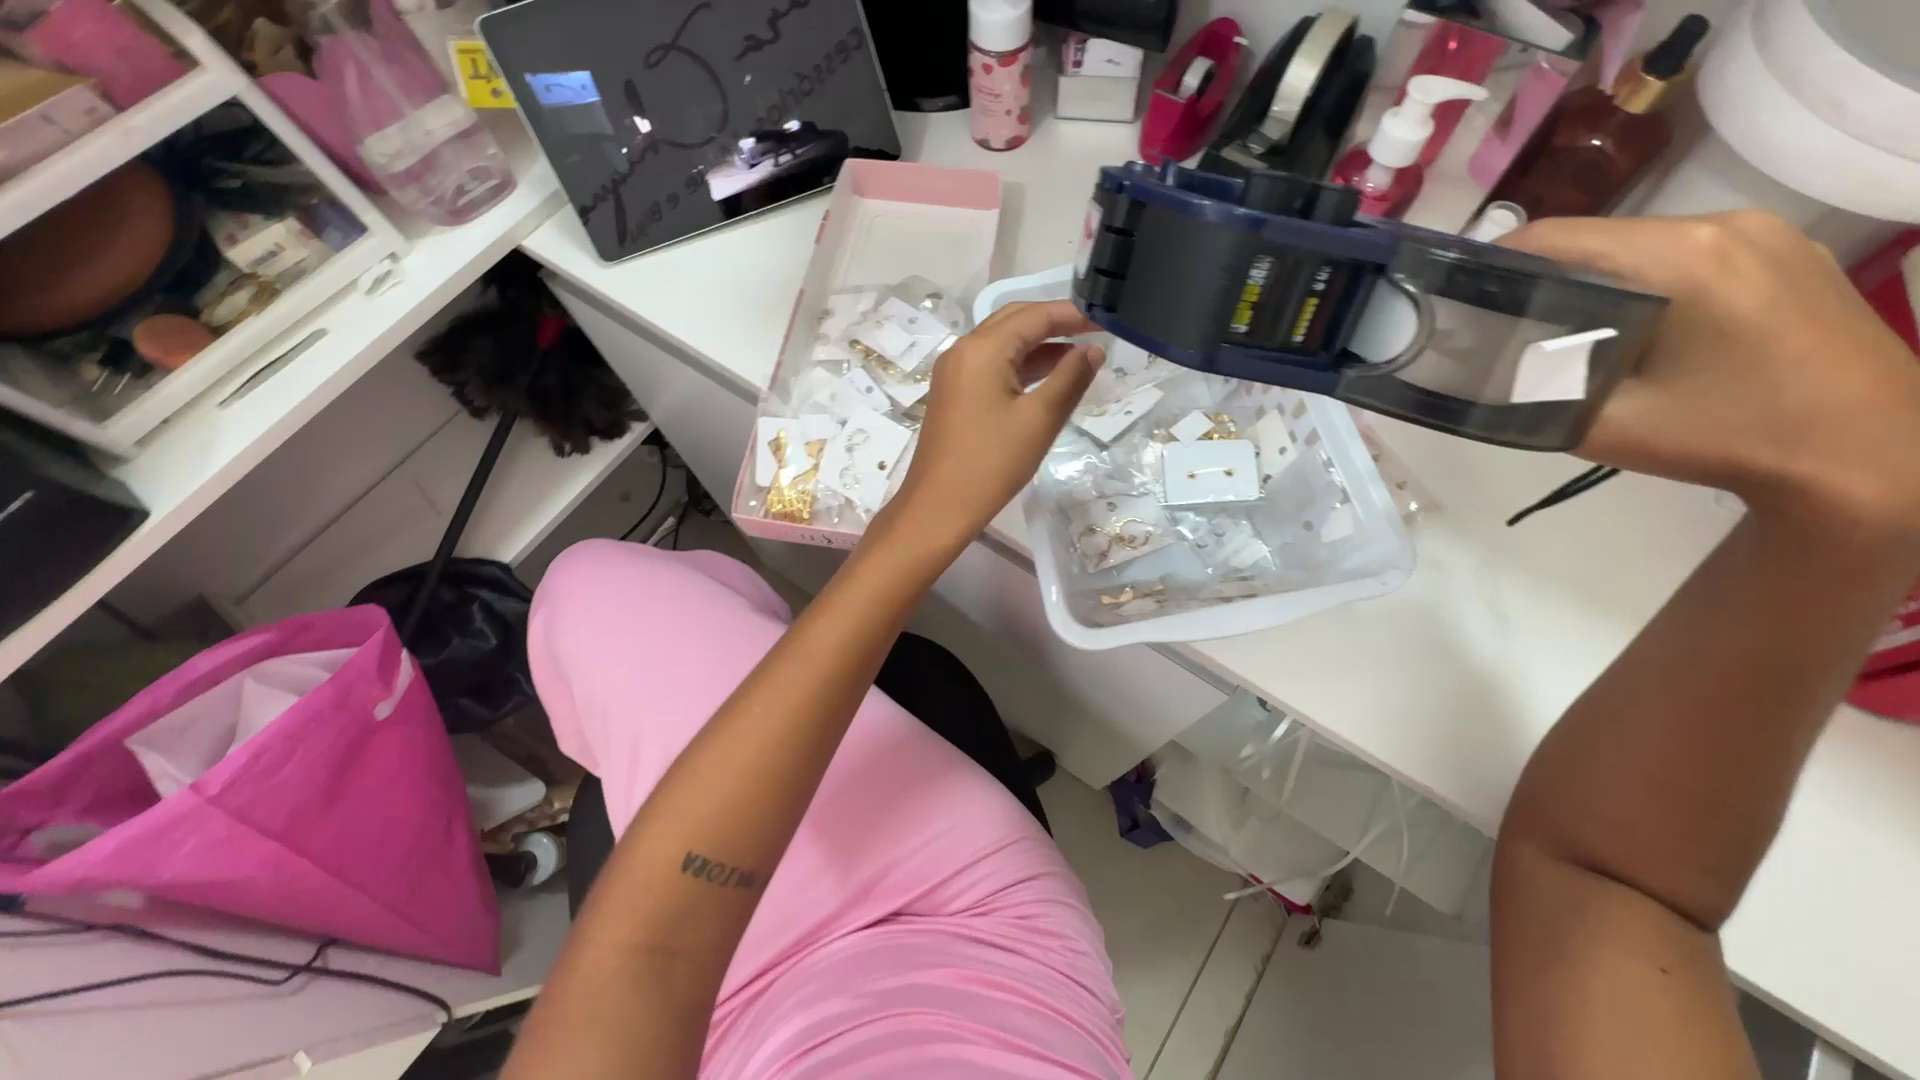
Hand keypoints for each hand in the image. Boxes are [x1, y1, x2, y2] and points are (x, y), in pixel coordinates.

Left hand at [880, 300, 1103, 544]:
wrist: (939, 506)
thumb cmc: (992, 463)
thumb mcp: (1040, 419)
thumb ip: (1071, 378)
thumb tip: (1093, 350)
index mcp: (981, 349)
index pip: (1034, 315)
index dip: (1073, 314)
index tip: (1107, 321)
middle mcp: (963, 350)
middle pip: (1014, 321)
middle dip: (1055, 323)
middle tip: (1095, 332)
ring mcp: (954, 372)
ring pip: (1002, 343)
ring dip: (1040, 345)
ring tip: (1081, 357)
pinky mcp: (954, 393)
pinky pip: (991, 365)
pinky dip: (1021, 365)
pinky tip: (1050, 377)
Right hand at [1505, 212, 1919, 533]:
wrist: (1873, 455)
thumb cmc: (1731, 438)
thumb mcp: (1602, 425)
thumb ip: (1532, 391)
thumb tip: (1483, 370)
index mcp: (1680, 256)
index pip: (1554, 237)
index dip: (1493, 263)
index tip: (1457, 297)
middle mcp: (1725, 224)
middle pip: (1599, 240)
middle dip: (1545, 280)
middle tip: (1506, 327)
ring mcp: (1767, 234)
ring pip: (1643, 247)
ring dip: (1597, 283)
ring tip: (1567, 333)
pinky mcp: (1790, 253)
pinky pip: (1690, 255)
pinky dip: (1646, 284)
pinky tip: (1639, 331)